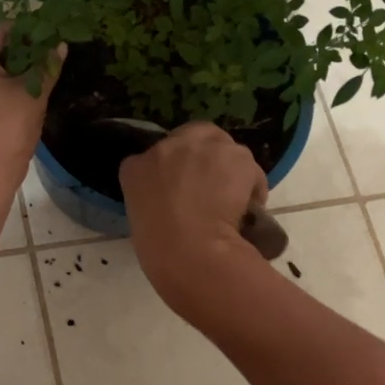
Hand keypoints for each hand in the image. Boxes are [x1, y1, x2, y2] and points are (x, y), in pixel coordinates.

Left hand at [0, 24, 58, 190]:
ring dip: (2, 64)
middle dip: (13, 46)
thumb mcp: (33, 94)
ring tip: (30, 69)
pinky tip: (12, 88)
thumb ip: (47, 65)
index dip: (21, 28)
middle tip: (40, 51)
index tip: (42, 32)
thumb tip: (60, 45)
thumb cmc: (10, 129)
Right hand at [120, 123, 267, 293]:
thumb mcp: (141, 219)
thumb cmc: (160, 248)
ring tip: (233, 200)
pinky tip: (247, 208)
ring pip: (225, 150)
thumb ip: (154, 198)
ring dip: (229, 169)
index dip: (174, 168)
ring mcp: (202, 147)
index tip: (182, 187)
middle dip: (206, 154)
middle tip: (213, 184)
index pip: (154, 155)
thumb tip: (174, 201)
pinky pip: (248, 167)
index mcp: (134, 167)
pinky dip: (251, 185)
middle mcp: (165, 147)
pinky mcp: (236, 155)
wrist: (192, 250)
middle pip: (193, 135)